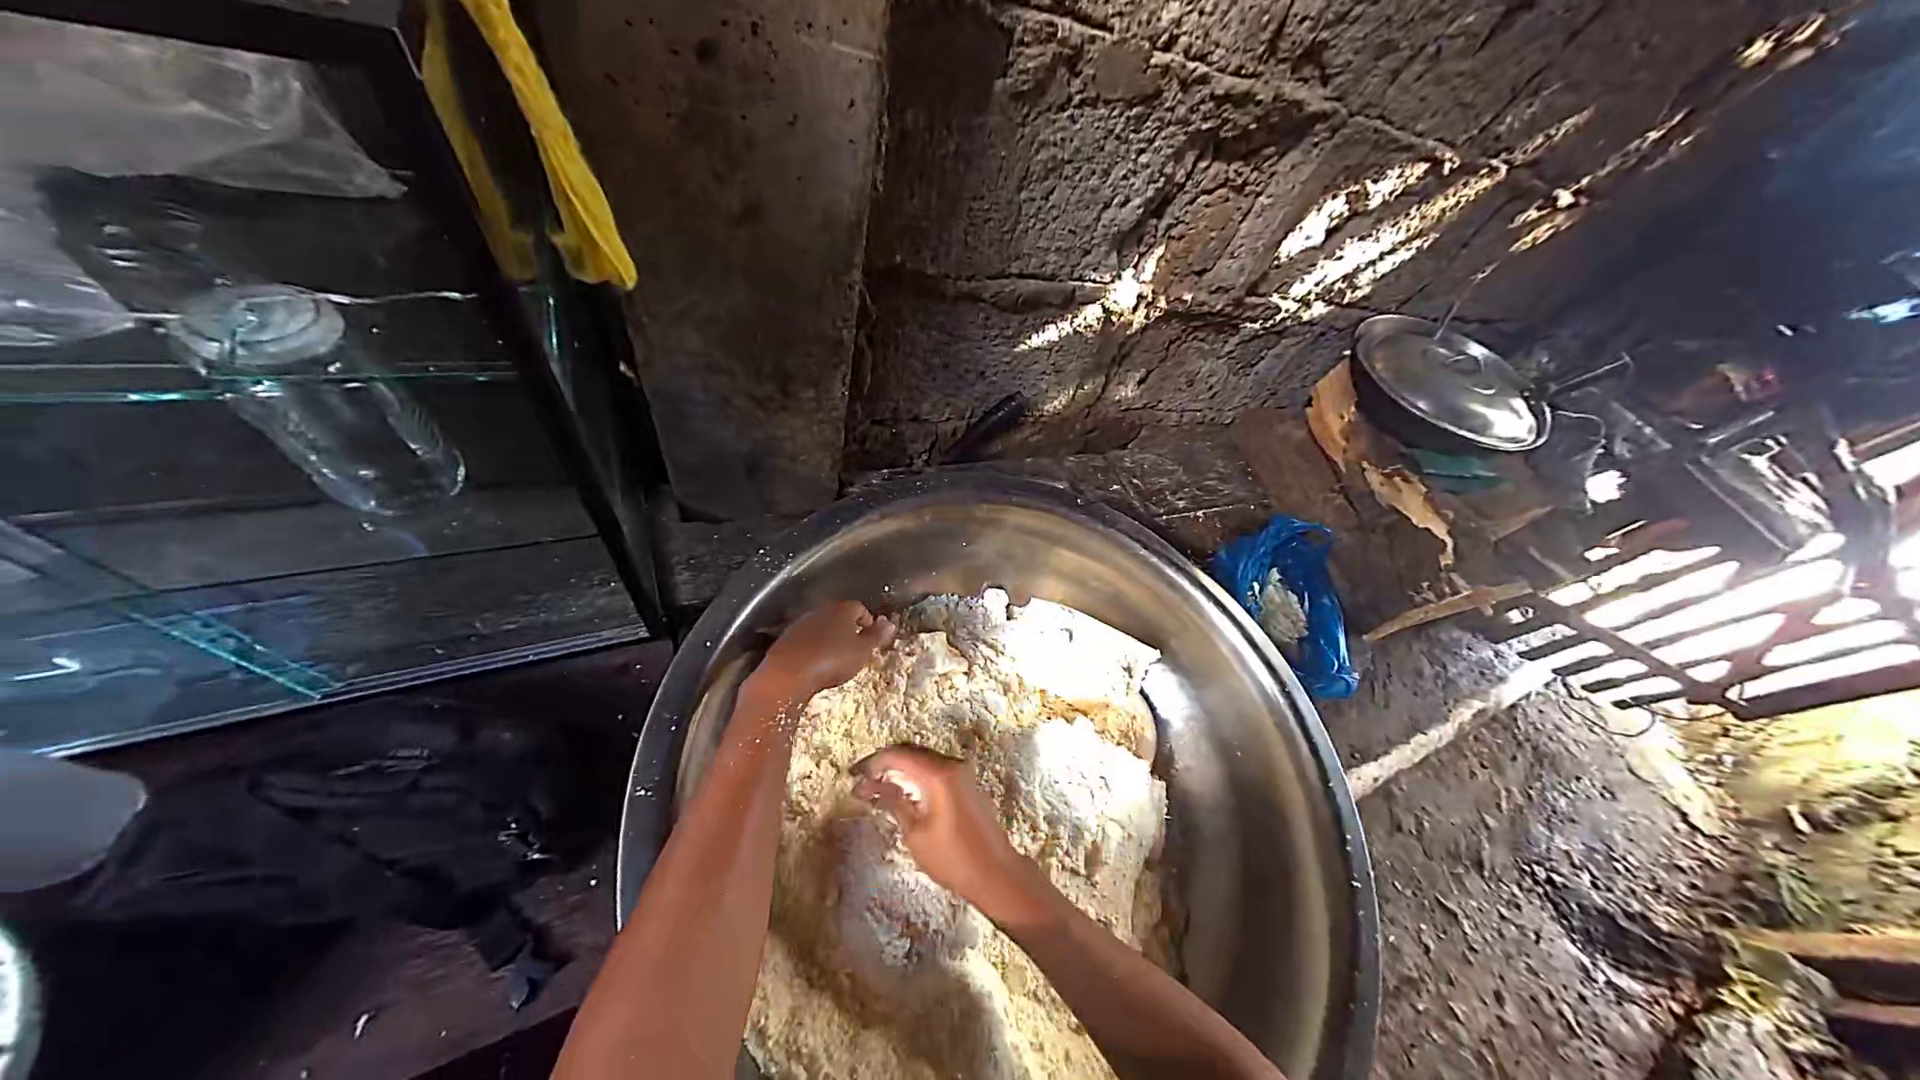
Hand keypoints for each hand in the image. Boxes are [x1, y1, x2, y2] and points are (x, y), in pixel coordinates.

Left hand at [750, 600, 895, 703]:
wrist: (787, 674)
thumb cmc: (831, 660)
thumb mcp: (862, 651)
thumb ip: (877, 636)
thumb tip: (889, 623)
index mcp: (842, 609)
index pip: (860, 608)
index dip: (868, 622)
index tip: (871, 637)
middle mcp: (821, 611)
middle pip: (839, 616)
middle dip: (848, 629)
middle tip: (855, 648)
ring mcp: (801, 624)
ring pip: (822, 627)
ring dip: (830, 638)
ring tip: (836, 658)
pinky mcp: (786, 639)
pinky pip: (807, 640)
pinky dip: (814, 647)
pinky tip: (816, 663)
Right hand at [852, 746, 1052, 926]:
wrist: (995, 873)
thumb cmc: (953, 858)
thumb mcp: (915, 832)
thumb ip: (893, 801)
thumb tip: (870, 785)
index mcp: (938, 773)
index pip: (897, 755)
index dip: (872, 763)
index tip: (853, 775)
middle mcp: (951, 765)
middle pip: (910, 752)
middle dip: (884, 763)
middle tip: (861, 780)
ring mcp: (962, 772)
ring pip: (922, 759)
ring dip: (899, 769)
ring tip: (875, 788)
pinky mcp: (966, 784)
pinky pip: (934, 769)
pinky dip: (915, 775)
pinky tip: (901, 792)